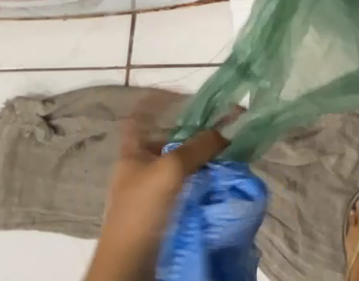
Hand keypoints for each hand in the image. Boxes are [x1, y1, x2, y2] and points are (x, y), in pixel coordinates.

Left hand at [88, 99, 229, 280]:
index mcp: (133, 151)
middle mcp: (141, 167)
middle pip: (169, 139)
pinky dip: (203, 180)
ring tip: (229, 150)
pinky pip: (187, 187)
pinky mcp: (163, 212)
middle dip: (195, 131)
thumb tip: (230, 126)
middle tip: (223, 124)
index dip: (159, 101)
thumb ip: (200, 145)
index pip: (142, 115)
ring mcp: (151, 192)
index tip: (186, 94)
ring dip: (203, 157)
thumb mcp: (171, 170)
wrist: (128, 266)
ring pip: (181, 164)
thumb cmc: (141, 210)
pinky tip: (220, 177)